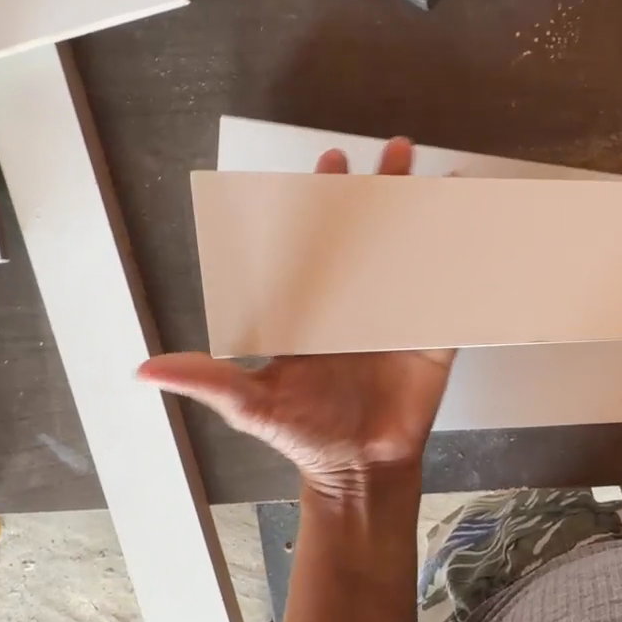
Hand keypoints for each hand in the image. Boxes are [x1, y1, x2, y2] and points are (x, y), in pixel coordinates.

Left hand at [138, 139, 455, 499]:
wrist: (360, 467)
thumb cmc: (306, 434)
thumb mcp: (254, 407)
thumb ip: (211, 382)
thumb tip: (146, 371)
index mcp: (314, 310)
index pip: (320, 244)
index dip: (323, 203)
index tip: (331, 167)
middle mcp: (357, 306)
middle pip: (372, 239)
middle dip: (383, 194)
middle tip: (396, 155)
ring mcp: (397, 322)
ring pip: (413, 260)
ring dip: (426, 223)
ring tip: (443, 183)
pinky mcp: (431, 344)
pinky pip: (448, 304)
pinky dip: (462, 274)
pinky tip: (474, 244)